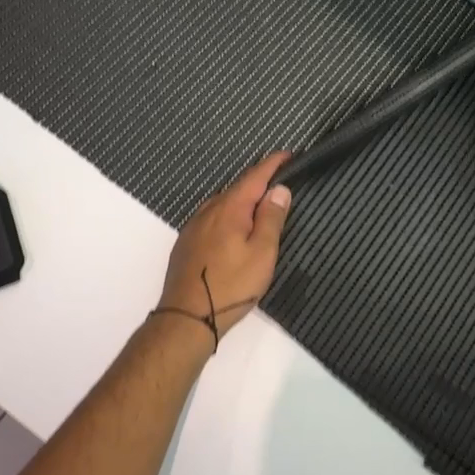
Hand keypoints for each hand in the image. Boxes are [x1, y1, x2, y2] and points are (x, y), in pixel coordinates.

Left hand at [157, 151, 293, 331]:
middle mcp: (208, 210)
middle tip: (282, 183)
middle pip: (238, 187)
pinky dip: (230, 215)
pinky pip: (213, 218)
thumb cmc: (231, 286)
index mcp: (230, 208)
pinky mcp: (186, 243)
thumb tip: (279, 189)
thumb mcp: (262, 253)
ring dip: (244, 200)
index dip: (273, 163)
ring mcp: (194, 227)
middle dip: (260, 182)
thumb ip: (272, 218)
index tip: (289, 155)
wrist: (185, 319)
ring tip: (263, 206)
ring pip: (224, 203)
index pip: (255, 176)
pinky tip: (236, 230)